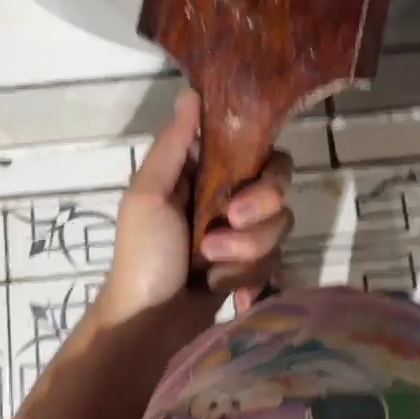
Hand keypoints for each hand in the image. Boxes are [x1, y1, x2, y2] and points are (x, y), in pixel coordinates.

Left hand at [96, 90, 294, 326]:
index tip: (245, 183)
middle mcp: (226, 197)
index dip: (260, 166)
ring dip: (246, 250)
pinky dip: (248, 277)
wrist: (147, 326)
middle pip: (277, 187)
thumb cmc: (141, 254)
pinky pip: (273, 262)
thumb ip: (172, 145)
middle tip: (229, 224)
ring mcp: (240, 235)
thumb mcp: (147, 195)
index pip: (255, 150)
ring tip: (211, 267)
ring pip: (278, 228)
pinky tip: (223, 289)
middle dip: (259, 211)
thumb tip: (191, 92)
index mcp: (203, 172)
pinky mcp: (249, 268)